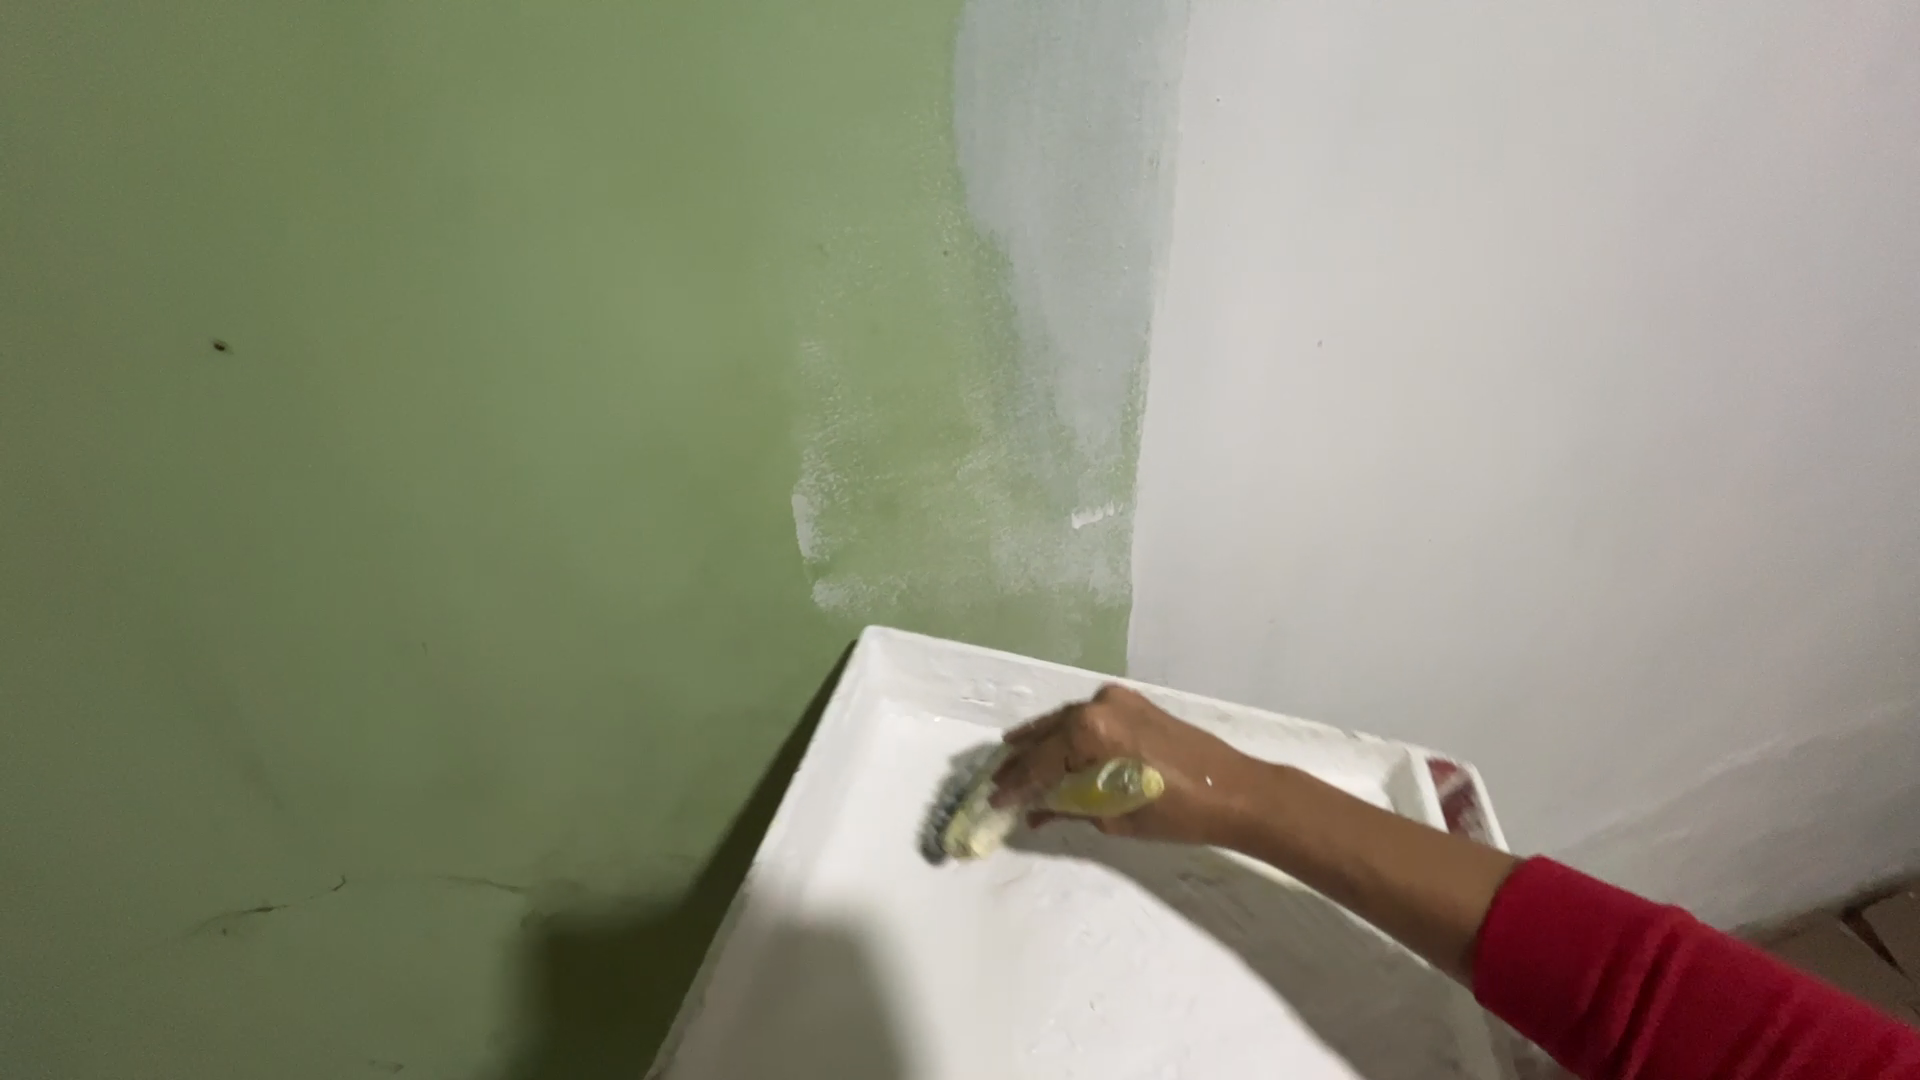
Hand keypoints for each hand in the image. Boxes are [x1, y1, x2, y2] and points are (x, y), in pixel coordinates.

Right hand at [990, 684, 1270, 845]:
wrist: (1235, 790)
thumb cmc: (1175, 812)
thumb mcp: (1114, 816)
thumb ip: (1068, 806)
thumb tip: (1035, 812)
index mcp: (1091, 730)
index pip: (1041, 761)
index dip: (1016, 784)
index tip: (994, 800)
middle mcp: (1098, 704)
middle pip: (1048, 734)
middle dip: (1022, 759)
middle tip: (997, 779)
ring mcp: (1116, 698)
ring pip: (1064, 721)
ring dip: (1041, 742)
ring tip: (1014, 760)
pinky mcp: (1131, 702)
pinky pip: (1086, 716)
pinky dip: (1066, 732)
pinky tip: (1052, 745)